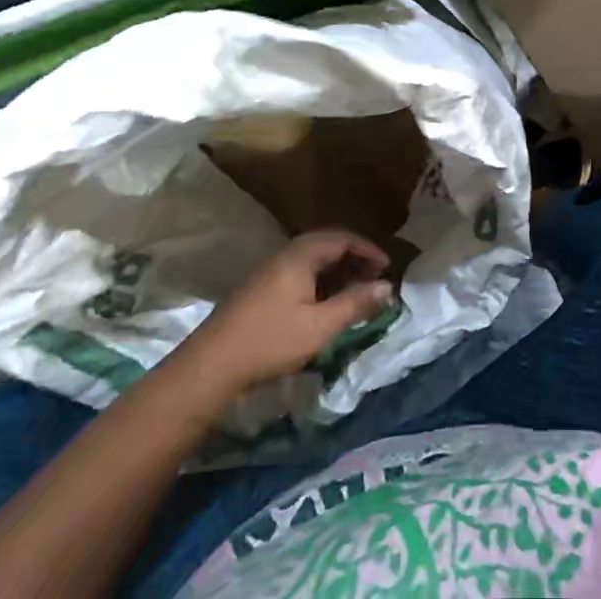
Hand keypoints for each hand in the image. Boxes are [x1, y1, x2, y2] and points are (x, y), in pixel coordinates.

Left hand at [180, 230, 394, 391]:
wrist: (213, 363)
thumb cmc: (271, 340)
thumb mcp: (320, 326)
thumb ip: (355, 304)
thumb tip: (387, 286)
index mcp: (300, 256)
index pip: (341, 238)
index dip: (368, 250)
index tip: (388, 267)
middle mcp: (284, 255)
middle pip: (326, 244)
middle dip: (354, 257)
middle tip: (375, 277)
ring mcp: (270, 271)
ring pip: (312, 259)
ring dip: (337, 269)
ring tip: (357, 290)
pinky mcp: (261, 288)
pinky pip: (300, 271)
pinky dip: (321, 279)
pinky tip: (327, 301)